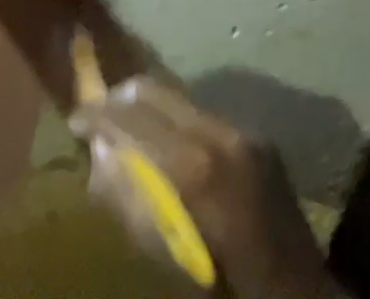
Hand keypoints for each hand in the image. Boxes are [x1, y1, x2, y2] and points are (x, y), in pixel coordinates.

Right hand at [71, 78, 340, 296]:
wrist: (293, 290)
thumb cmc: (218, 277)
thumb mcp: (158, 247)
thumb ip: (121, 194)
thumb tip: (100, 151)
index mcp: (191, 164)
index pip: (128, 116)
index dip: (95, 113)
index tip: (76, 119)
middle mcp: (218, 133)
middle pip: (152, 90)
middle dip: (119, 99)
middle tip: (99, 116)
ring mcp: (242, 131)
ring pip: (179, 98)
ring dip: (149, 109)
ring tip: (132, 130)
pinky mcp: (257, 136)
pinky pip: (204, 116)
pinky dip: (178, 123)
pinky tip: (172, 146)